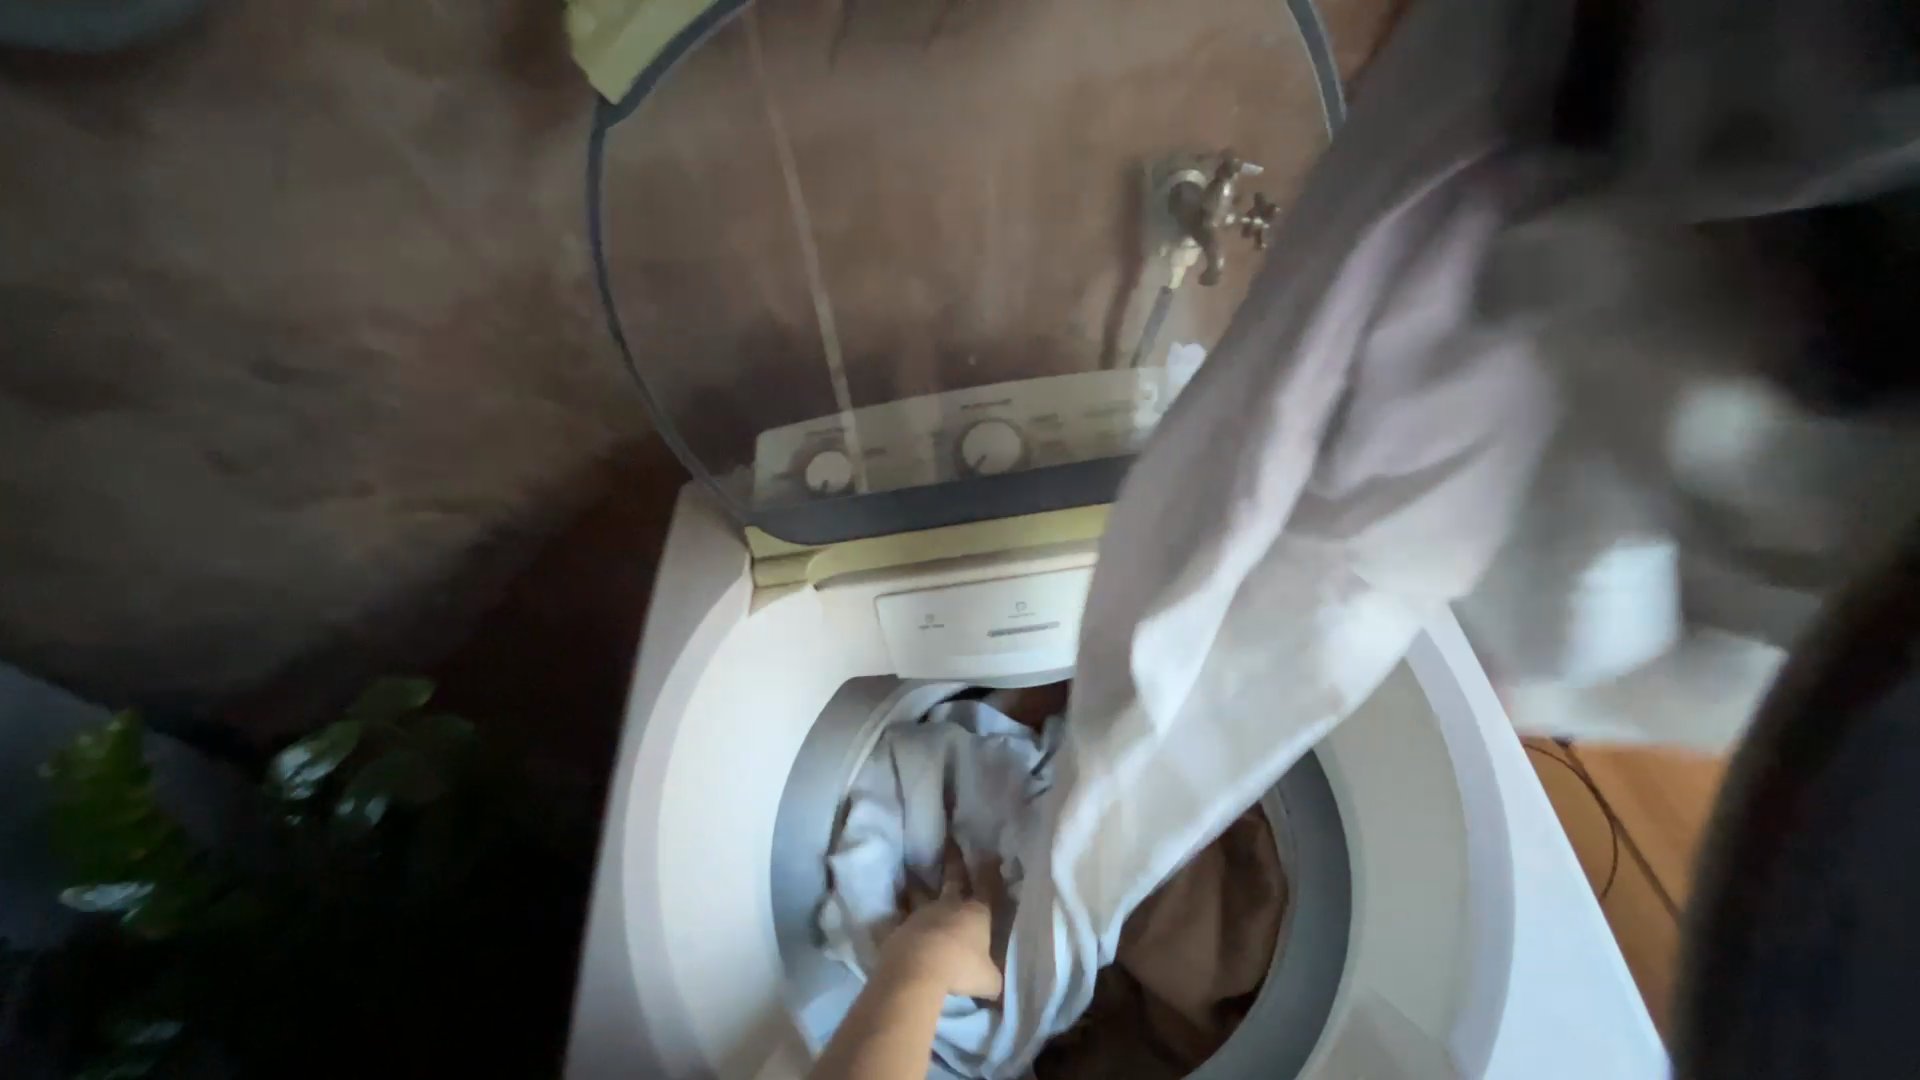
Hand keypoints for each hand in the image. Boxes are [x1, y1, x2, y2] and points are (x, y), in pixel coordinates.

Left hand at [878, 847, 1002, 999]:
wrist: (918, 969)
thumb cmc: (960, 969)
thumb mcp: (988, 980)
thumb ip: (992, 978)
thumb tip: (996, 985)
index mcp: (975, 913)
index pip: (987, 888)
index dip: (990, 872)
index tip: (992, 854)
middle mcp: (948, 907)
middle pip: (953, 880)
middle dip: (954, 862)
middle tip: (951, 843)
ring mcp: (921, 914)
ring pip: (919, 894)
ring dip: (917, 886)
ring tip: (911, 876)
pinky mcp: (899, 927)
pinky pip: (895, 918)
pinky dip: (893, 914)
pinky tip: (888, 911)